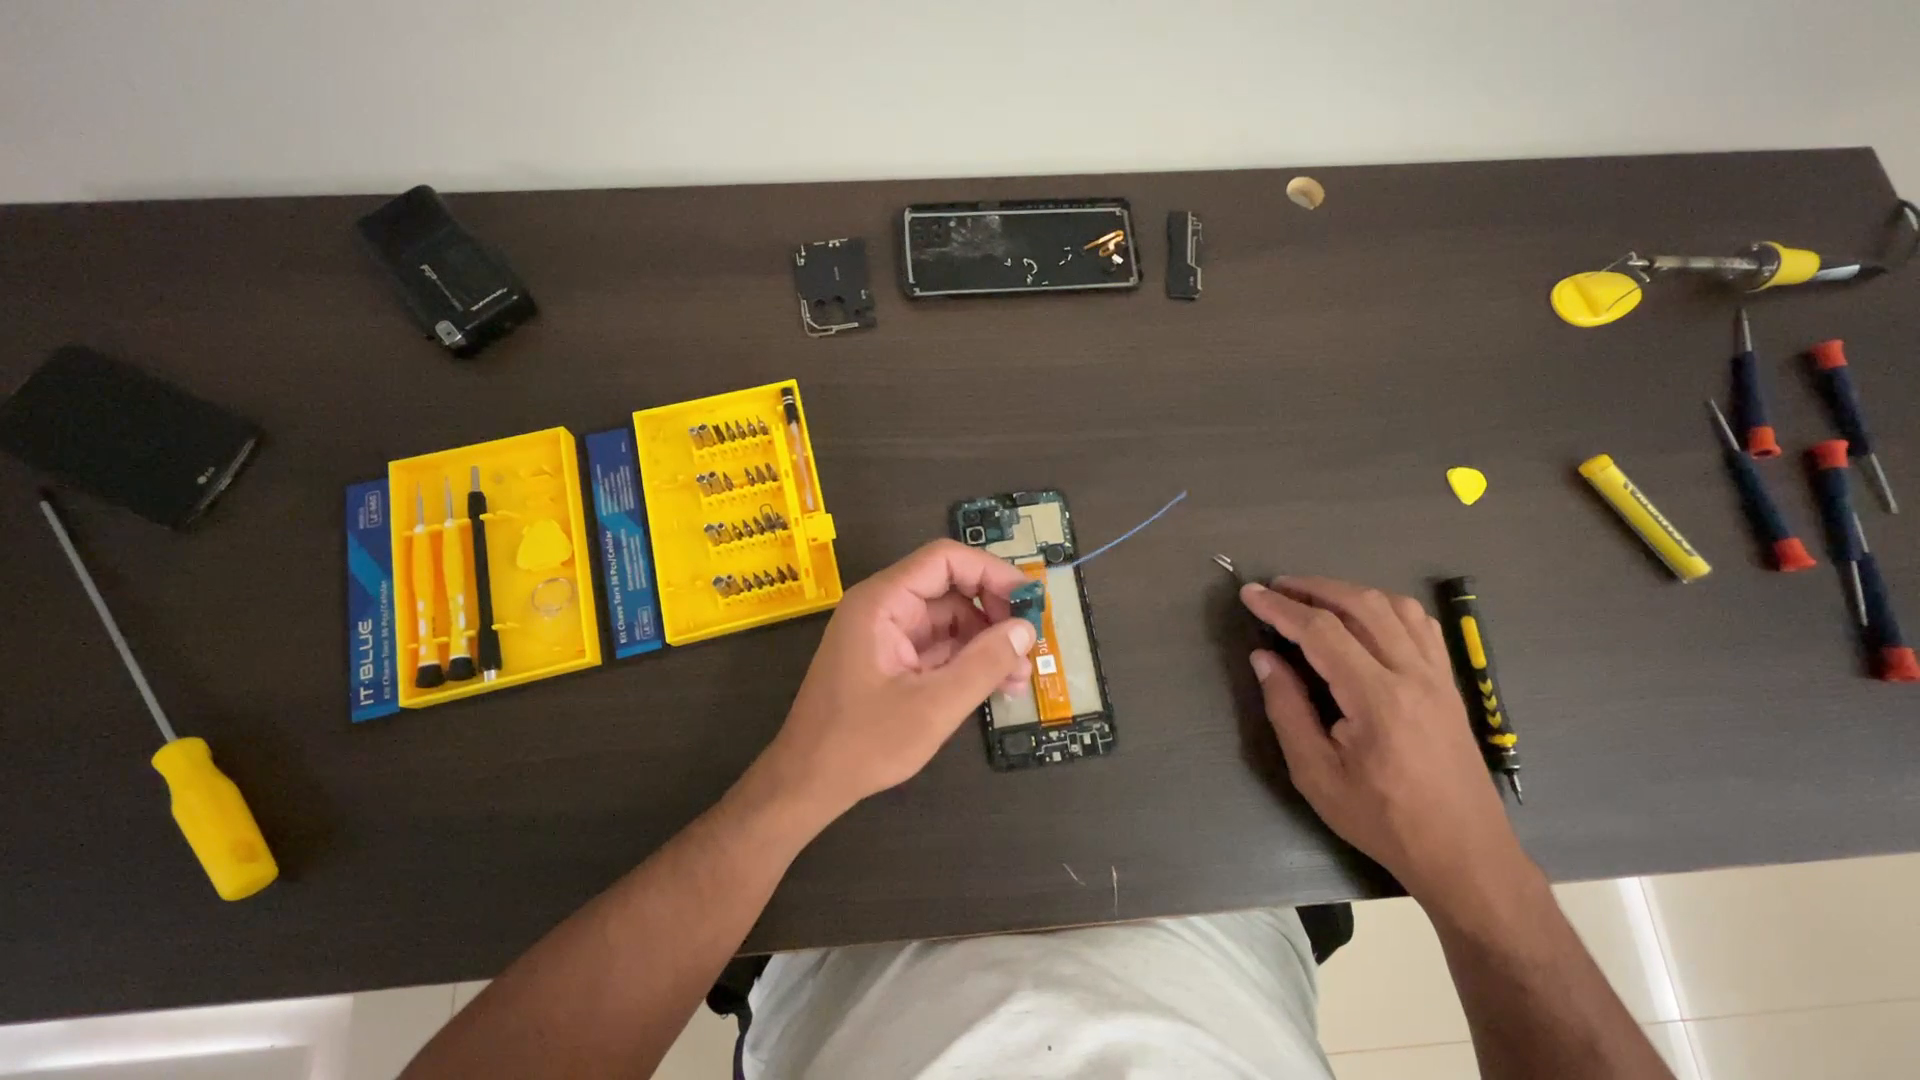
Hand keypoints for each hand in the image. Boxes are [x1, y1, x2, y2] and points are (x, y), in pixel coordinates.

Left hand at [756, 539, 1037, 819]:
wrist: (808, 783)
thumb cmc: (863, 742)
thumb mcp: (933, 706)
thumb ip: (984, 664)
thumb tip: (1026, 629)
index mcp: (882, 602)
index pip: (945, 560)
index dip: (991, 573)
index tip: (1030, 601)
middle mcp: (883, 608)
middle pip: (950, 589)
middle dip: (994, 613)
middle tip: (1030, 645)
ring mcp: (886, 635)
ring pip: (949, 621)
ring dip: (986, 642)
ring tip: (1021, 676)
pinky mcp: (891, 661)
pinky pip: (938, 647)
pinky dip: (968, 661)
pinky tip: (999, 685)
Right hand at [1240, 577, 1533, 913]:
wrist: (1462, 851)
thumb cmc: (1381, 819)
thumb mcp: (1316, 775)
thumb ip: (1287, 709)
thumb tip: (1265, 658)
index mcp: (1377, 699)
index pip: (1321, 632)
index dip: (1281, 608)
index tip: (1249, 594)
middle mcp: (1412, 675)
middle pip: (1361, 605)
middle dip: (1313, 588)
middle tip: (1276, 588)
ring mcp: (1438, 676)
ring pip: (1395, 607)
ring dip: (1350, 592)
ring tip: (1314, 597)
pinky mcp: (1449, 684)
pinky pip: (1420, 625)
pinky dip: (1386, 607)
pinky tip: (1364, 617)